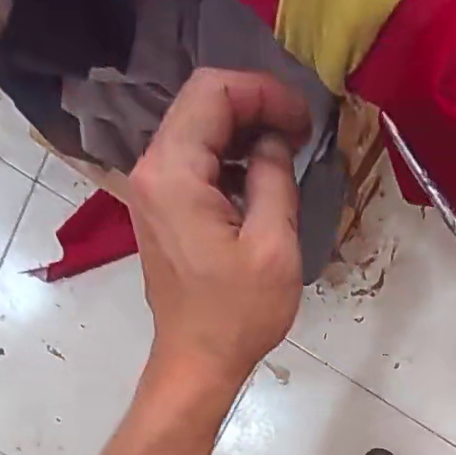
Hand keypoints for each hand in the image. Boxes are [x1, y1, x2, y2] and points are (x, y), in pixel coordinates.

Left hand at [127, 69, 311, 390]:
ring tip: (288, 155)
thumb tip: (275, 145)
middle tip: (301, 134)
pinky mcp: (160, 212)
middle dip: (256, 108)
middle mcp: (151, 170)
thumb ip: (276, 179)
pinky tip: (261, 183)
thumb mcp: (273, 246)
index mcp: (174, 172)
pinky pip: (194, 166)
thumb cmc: (238, 314)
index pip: (213, 92)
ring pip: (198, 134)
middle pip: (201, 107)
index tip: (304, 119)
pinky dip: (230, 162)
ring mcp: (151, 191)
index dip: (264, 92)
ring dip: (244, 135)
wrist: (198, 362)